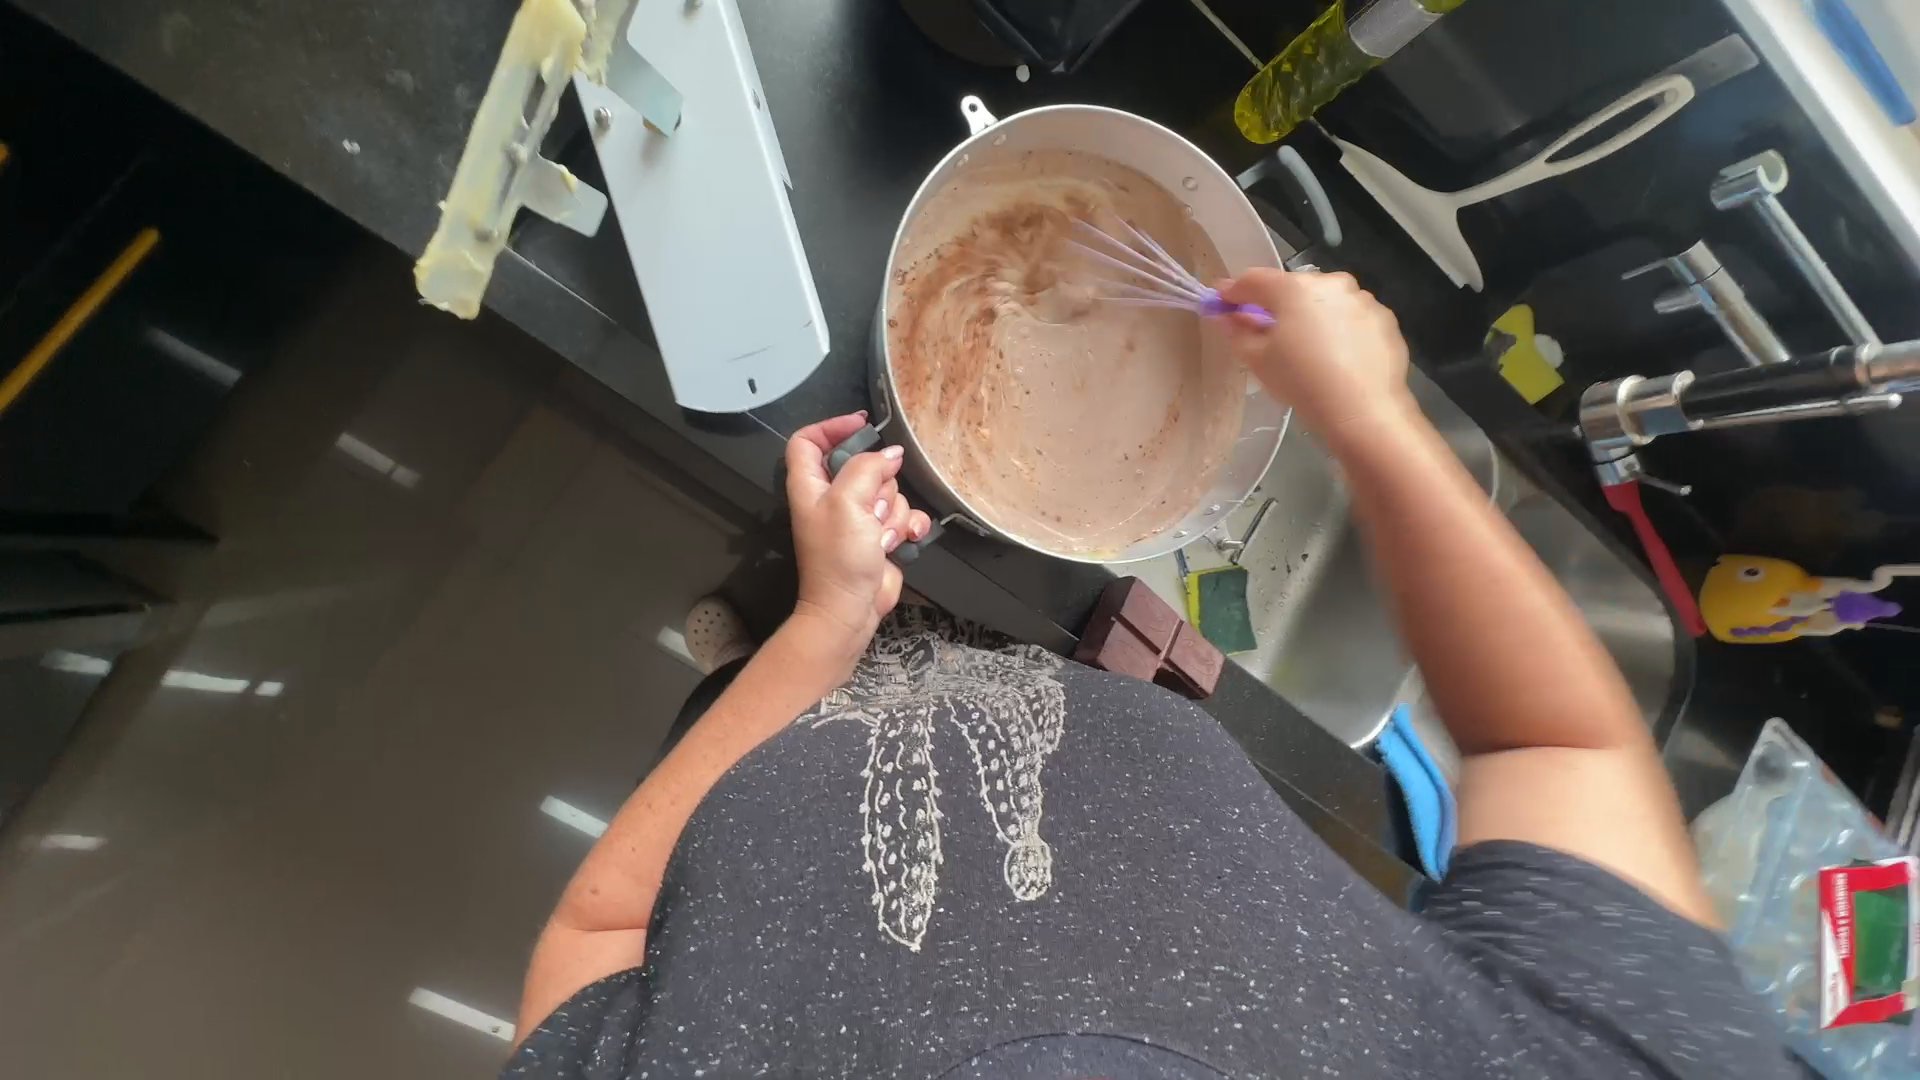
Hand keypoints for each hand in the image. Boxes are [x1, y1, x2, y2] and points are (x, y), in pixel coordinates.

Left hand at [785, 413, 933, 658]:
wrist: (851, 609)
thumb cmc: (839, 556)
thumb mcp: (848, 502)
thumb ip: (869, 468)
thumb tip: (891, 454)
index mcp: (811, 485)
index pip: (809, 440)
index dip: (832, 427)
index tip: (862, 423)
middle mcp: (833, 497)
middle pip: (865, 465)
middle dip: (881, 484)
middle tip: (873, 508)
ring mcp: (859, 517)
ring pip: (891, 491)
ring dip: (895, 513)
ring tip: (883, 536)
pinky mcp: (881, 535)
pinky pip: (905, 515)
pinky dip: (910, 526)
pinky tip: (907, 540)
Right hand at [1218, 270, 1413, 445]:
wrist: (1361, 409)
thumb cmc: (1300, 380)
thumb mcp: (1257, 359)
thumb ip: (1237, 331)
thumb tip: (1225, 317)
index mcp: (1294, 288)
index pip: (1254, 280)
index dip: (1233, 291)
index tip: (1221, 303)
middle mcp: (1331, 283)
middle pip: (1292, 288)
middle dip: (1275, 306)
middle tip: (1265, 334)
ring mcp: (1361, 299)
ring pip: (1323, 302)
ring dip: (1308, 317)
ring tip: (1305, 350)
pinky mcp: (1383, 319)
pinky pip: (1349, 318)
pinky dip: (1336, 330)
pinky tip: (1334, 358)